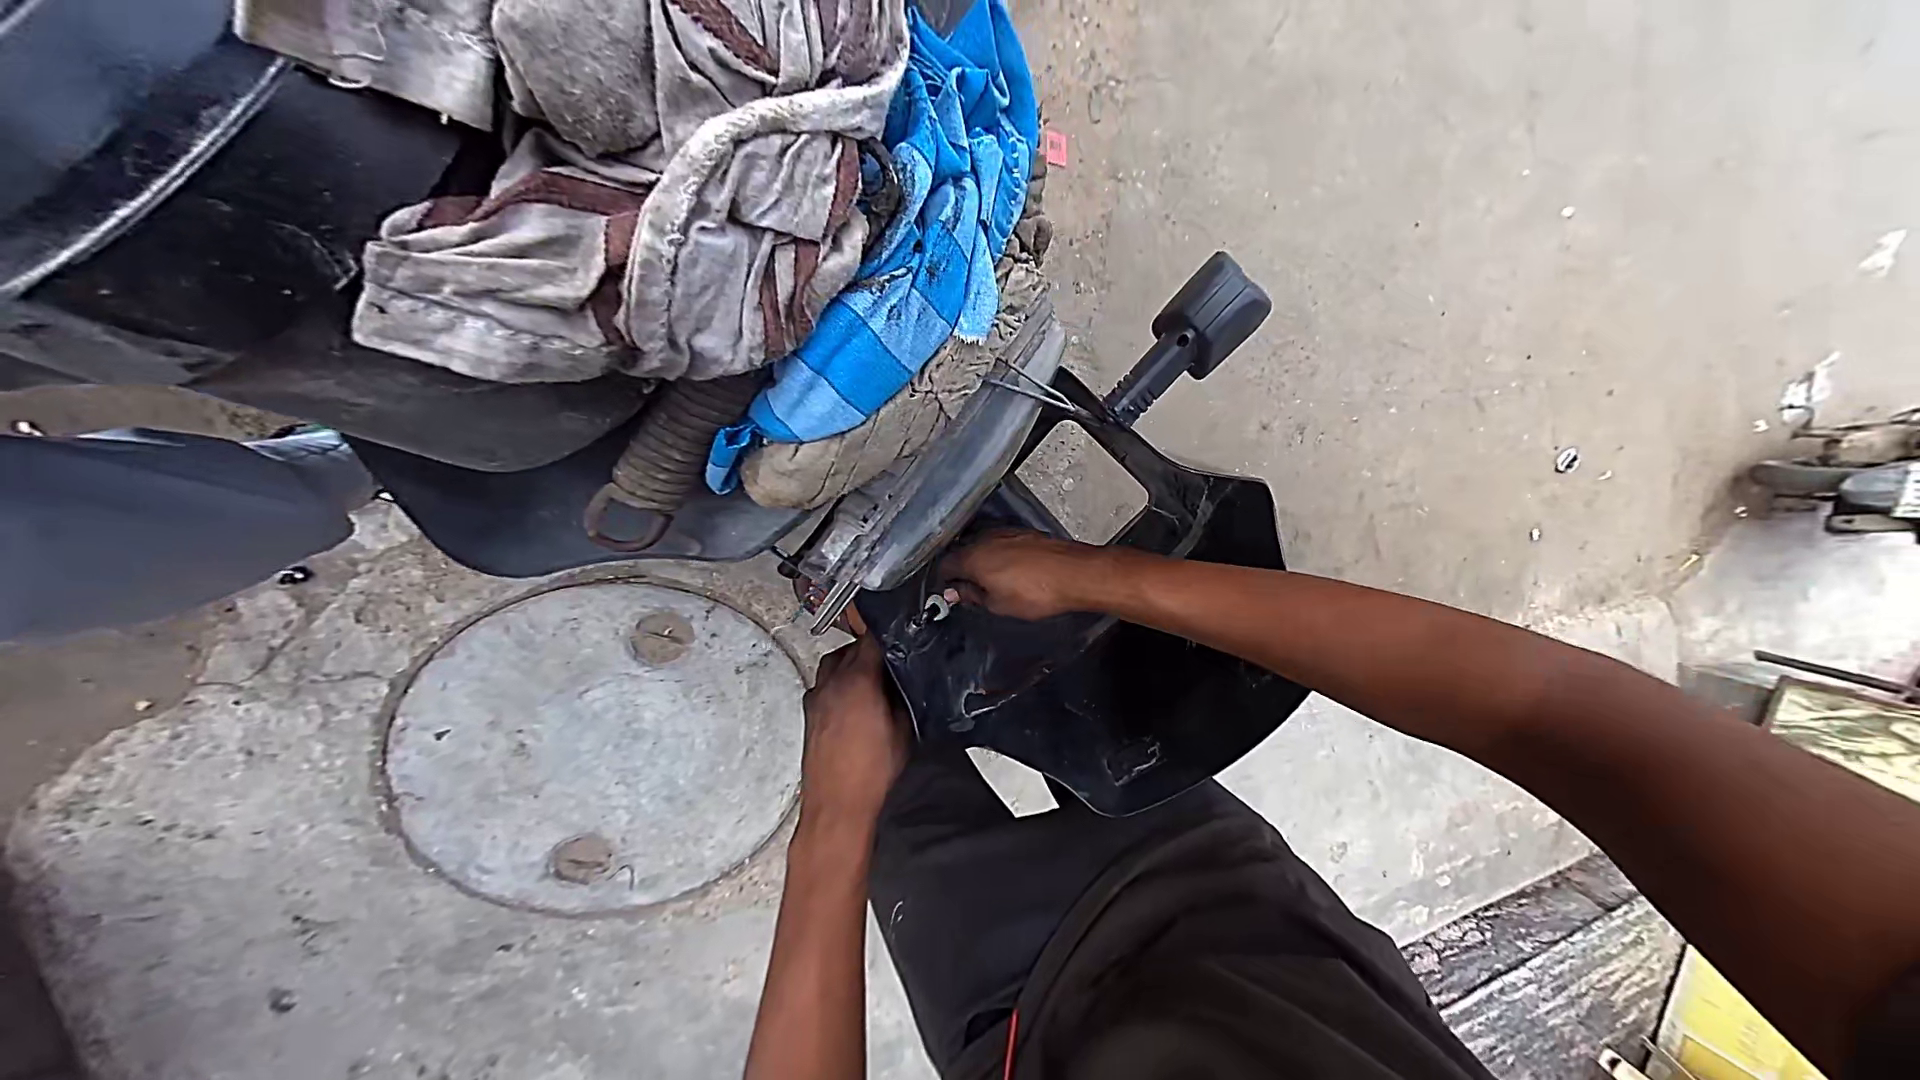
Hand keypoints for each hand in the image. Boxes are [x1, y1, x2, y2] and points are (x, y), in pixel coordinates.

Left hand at [798, 628, 906, 833]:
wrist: (838, 807)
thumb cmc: (872, 774)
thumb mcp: (904, 730)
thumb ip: (903, 696)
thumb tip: (904, 680)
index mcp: (858, 681)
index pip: (871, 640)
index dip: (888, 634)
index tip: (900, 635)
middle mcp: (832, 684)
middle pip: (851, 648)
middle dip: (871, 648)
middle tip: (891, 658)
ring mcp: (817, 699)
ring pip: (833, 663)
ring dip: (851, 662)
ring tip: (873, 677)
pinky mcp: (810, 715)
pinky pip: (824, 684)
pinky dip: (838, 682)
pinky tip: (855, 700)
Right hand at [940, 529, 1114, 619]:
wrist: (1074, 574)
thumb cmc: (1038, 591)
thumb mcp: (997, 605)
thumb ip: (971, 596)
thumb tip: (956, 592)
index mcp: (972, 557)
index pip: (944, 565)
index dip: (944, 581)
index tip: (950, 592)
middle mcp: (985, 539)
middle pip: (961, 552)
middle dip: (962, 570)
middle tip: (969, 590)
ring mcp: (1005, 533)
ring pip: (982, 545)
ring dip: (982, 561)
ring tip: (992, 582)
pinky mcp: (1024, 533)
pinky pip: (1001, 543)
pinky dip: (999, 555)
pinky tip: (1011, 571)